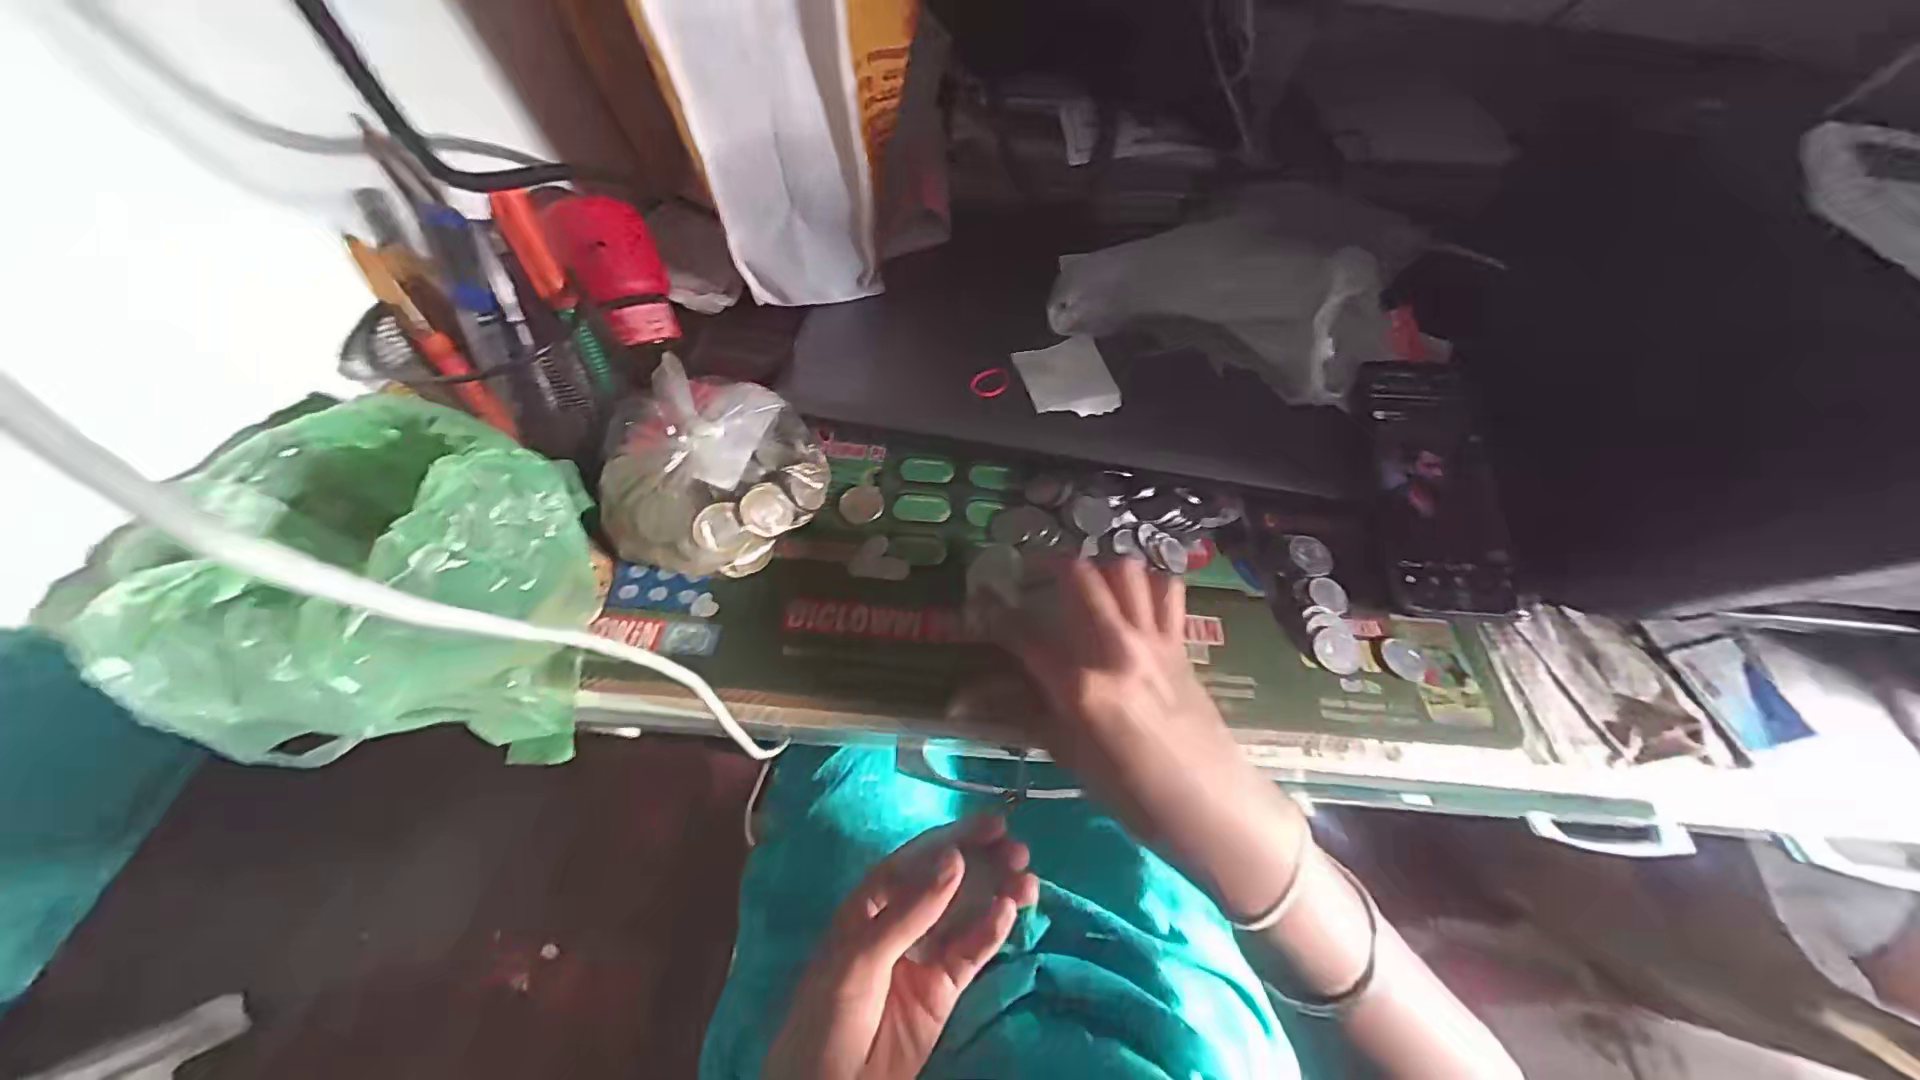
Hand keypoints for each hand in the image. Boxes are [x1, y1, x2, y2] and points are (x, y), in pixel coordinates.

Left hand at [765, 817, 1039, 1079]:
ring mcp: (925, 953)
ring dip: (997, 892)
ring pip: (968, 912)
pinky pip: (972, 952)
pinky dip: (992, 931)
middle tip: (1019, 850)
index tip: (994, 824)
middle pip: (950, 881)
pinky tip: (1010, 913)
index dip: (957, 836)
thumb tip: (956, 859)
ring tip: (1027, 880)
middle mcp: (904, 918)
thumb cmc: (828, 1011)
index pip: (920, 857)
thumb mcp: (861, 955)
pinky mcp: (944, 988)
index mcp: (874, 900)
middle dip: (984, 861)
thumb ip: (911, 910)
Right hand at [995, 557, 1308, 922]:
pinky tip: (1135, 596)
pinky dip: (1148, 582)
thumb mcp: (1070, 758)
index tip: (980, 603)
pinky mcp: (1180, 645)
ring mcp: (1153, 641)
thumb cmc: (1134, 796)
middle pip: (1079, 578)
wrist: (1213, 807)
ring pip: (1126, 571)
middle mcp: (1115, 650)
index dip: (994, 614)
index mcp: (1079, 687)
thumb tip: (977, 697)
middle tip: (1035, 571)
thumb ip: (1028, 714)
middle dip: (1049, 564)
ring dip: (1101, 566)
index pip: (1023, 634)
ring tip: (1087, 579)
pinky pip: (1166, 591)